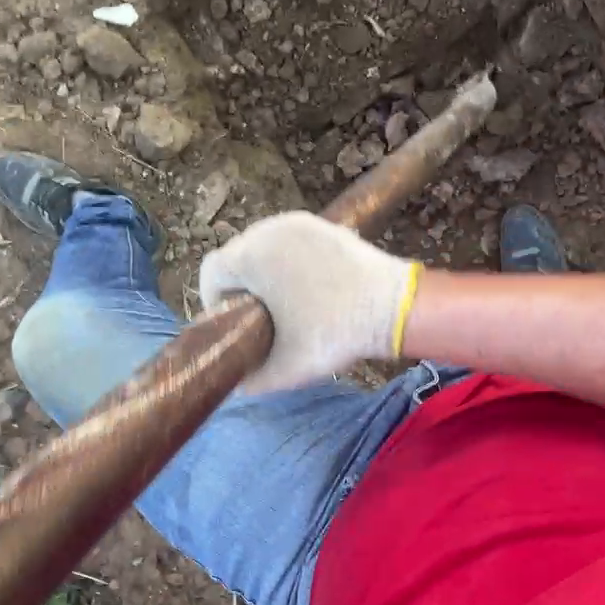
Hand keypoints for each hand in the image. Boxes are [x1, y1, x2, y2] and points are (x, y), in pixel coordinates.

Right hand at [199, 211, 419, 391]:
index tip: (232, 323)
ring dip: (264, 272)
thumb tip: (239, 382)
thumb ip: (252, 379)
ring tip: (282, 303)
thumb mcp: (287, 368)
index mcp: (251, 256)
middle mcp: (269, 230)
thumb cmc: (333, 333)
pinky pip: (289, 241)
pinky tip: (307, 288)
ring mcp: (298, 223)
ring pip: (263, 246)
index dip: (213, 300)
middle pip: (236, 255)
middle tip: (257, 317)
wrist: (392, 307)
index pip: (211, 271)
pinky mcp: (323, 225)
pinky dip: (289, 260)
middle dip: (240, 285)